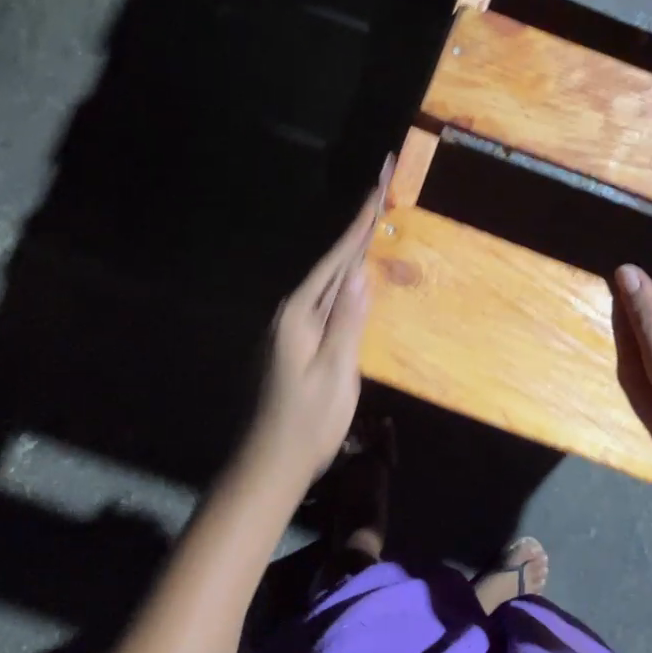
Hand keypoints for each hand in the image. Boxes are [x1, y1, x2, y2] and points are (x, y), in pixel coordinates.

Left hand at [243, 161, 389, 488]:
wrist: (271, 463)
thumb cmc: (307, 423)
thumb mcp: (334, 374)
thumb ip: (348, 323)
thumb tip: (361, 272)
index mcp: (300, 315)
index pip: (336, 260)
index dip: (358, 224)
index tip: (376, 189)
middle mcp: (292, 313)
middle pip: (332, 265)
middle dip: (357, 230)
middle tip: (380, 194)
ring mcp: (292, 328)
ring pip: (329, 283)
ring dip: (352, 254)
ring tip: (374, 226)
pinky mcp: (297, 343)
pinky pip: (327, 302)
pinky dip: (346, 284)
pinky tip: (357, 281)